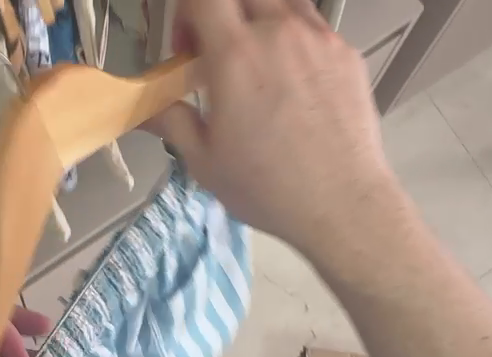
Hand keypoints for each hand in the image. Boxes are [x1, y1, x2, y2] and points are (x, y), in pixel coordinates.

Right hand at [146, 0, 404, 260]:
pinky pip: (313, 27)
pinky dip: (293, 42)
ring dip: (260, 22)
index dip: (186, 12)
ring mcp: (318, 38)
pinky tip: (290, 86)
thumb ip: (173, 122)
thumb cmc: (268, 188)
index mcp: (236, 55)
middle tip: (217, 54)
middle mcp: (279, 32)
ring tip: (257, 68)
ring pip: (281, 3)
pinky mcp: (345, 53)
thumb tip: (147, 109)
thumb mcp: (206, 163)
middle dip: (222, 14)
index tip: (186, 46)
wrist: (339, 202)